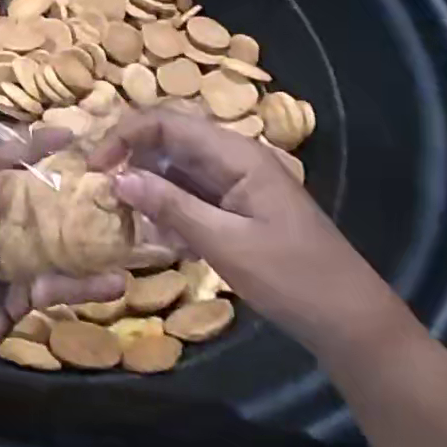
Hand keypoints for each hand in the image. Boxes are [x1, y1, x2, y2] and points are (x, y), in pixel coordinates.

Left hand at [0, 131, 123, 398]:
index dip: (22, 150)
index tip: (62, 135)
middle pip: (24, 201)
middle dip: (59, 187)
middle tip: (104, 175)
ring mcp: (1, 266)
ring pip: (44, 242)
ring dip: (77, 236)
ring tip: (120, 225)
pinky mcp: (17, 300)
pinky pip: (51, 285)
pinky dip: (79, 284)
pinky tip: (112, 282)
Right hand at [87, 109, 408, 358]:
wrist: (351, 323)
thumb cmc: (293, 278)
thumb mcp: (225, 243)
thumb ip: (169, 206)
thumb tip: (114, 178)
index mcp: (236, 154)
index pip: (166, 123)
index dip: (124, 136)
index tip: (95, 168)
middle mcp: (233, 158)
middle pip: (167, 140)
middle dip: (130, 158)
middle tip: (100, 190)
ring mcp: (234, 183)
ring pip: (174, 167)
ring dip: (145, 185)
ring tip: (122, 214)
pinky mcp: (234, 207)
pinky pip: (188, 193)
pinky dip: (165, 206)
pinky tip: (154, 234)